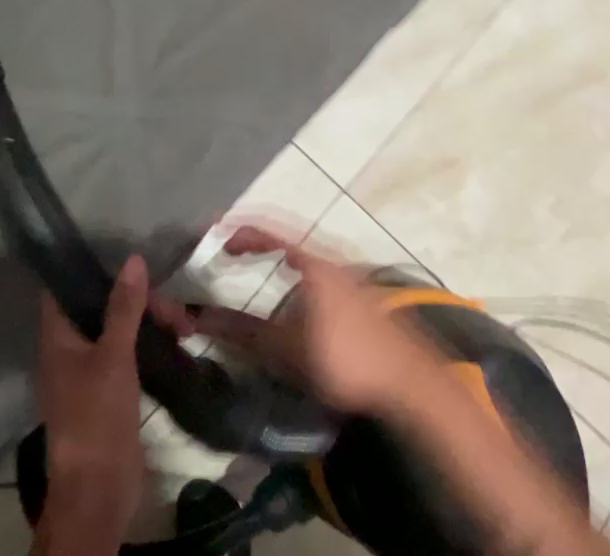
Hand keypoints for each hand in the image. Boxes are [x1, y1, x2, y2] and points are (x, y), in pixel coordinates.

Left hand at [32, 256, 149, 554]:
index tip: (121, 256)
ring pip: (117, 333)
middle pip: (99, 309)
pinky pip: (127, 357)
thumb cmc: (96, 415)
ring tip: (185, 329)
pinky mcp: (109, 394)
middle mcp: (67, 351)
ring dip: (148, 325)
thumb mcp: (113, 355)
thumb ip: (124, 308)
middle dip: (137, 302)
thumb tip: (134, 260)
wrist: (98, 486)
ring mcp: (88, 373)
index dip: (85, 269)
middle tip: (174, 312)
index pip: (62, 289)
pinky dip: (148, 348)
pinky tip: (175, 346)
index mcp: (57, 338)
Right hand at [184, 224, 443, 414]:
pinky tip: (294, 288)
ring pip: (307, 250)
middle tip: (227, 246)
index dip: (237, 226)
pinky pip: (319, 266)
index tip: (210, 230)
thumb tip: (197, 317)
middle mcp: (334, 259)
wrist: (412, 383)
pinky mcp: (363, 294)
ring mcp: (353, 275)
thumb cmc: (346, 359)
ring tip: (253, 261)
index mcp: (315, 262)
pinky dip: (296, 266)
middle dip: (256, 237)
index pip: (269, 229)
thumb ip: (241, 331)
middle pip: (289, 233)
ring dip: (277, 250)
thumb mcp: (287, 350)